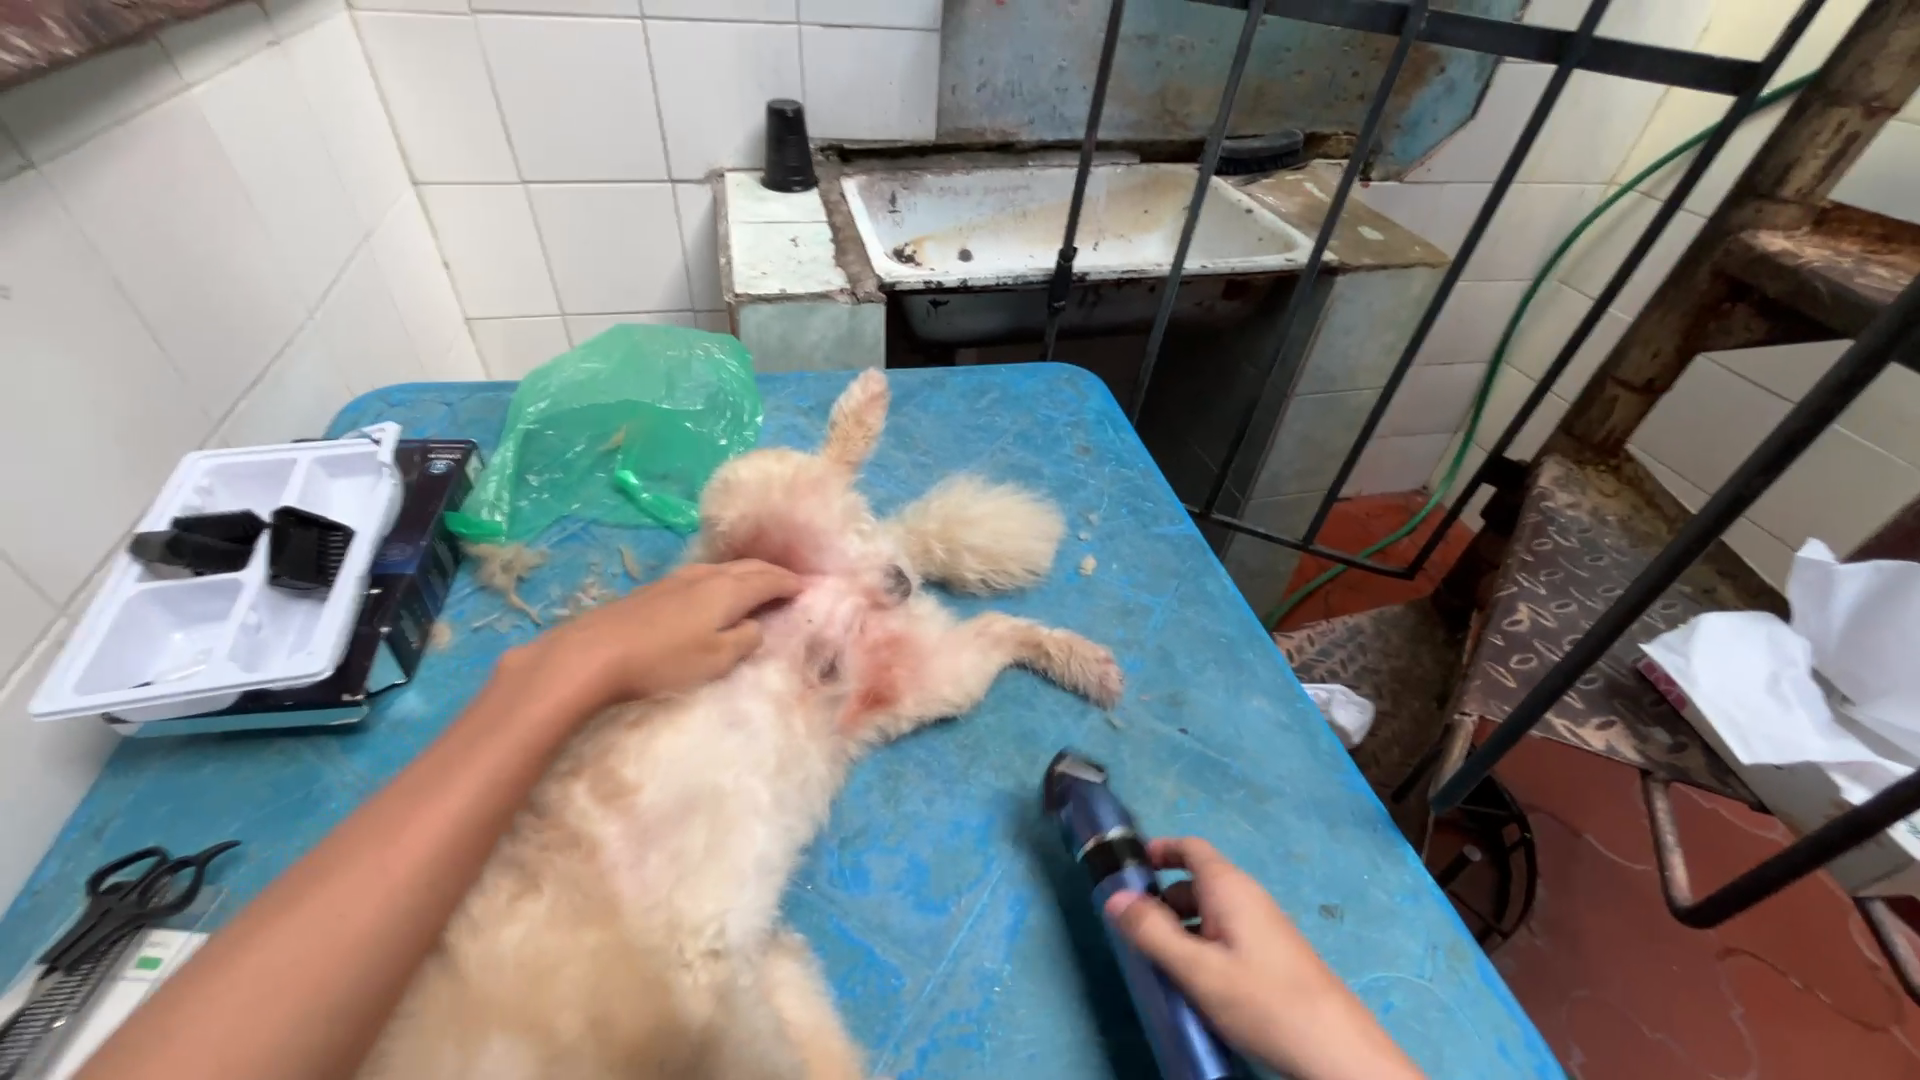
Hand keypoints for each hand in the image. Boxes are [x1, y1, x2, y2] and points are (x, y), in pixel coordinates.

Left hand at [508, 559, 802, 710]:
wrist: (594, 652)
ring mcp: (679, 578)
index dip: (792, 584)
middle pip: (750, 567)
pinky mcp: (658, 588)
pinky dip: (726, 580)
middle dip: (774, 573)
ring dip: (749, 574)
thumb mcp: (716, 658)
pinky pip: (707, 574)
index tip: (809, 589)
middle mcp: (707, 575)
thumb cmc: (663, 660)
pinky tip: (719, 592)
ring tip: (760, 586)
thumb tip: (756, 626)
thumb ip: (745, 639)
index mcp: (728, 590)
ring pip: (726, 568)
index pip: (770, 579)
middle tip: (791, 585)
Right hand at [1103, 838, 1424, 1079]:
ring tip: (1156, 961)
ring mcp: (1262, 928)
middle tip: (1132, 928)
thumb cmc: (1264, 1000)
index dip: (1158, 850)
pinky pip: (1225, 937)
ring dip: (1180, 929)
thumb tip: (1114, 898)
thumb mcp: (1197, 969)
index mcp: (1229, 887)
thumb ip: (1152, 932)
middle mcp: (1247, 898)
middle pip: (1195, 883)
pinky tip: (1192, 983)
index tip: (1128, 868)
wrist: (1338, 1053)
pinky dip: (1201, 947)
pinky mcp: (1271, 958)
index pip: (1190, 847)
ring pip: (1209, 914)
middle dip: (1161, 899)